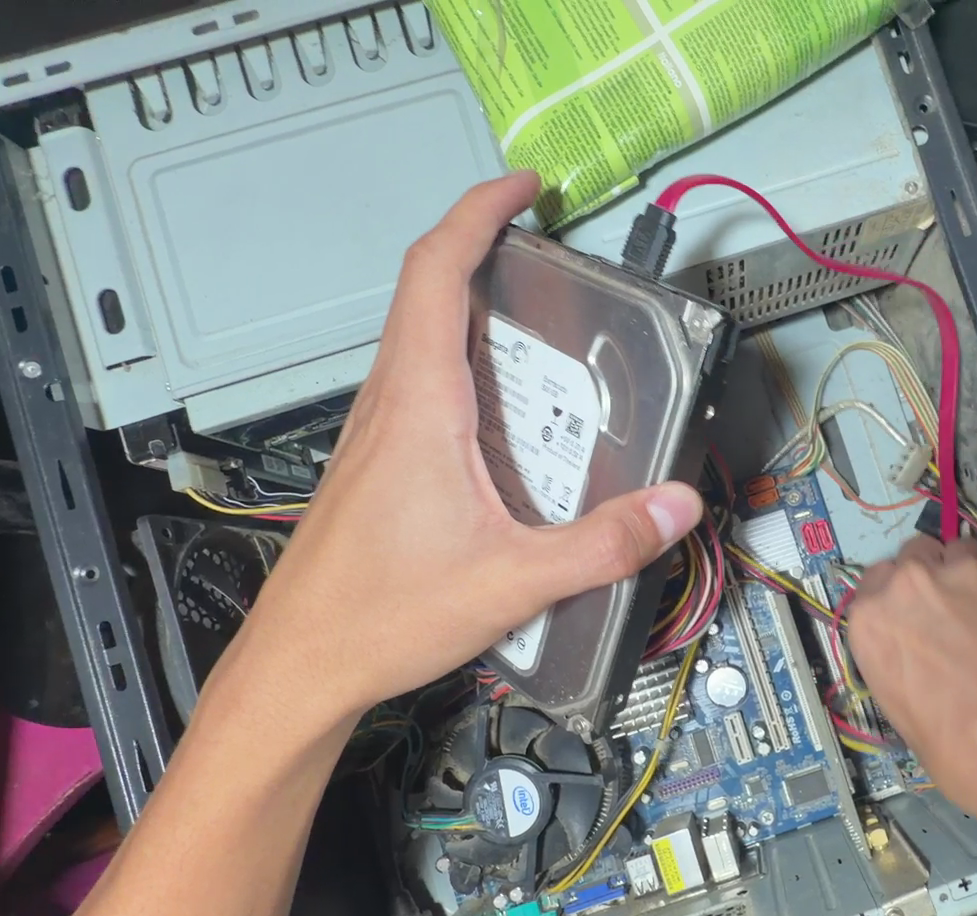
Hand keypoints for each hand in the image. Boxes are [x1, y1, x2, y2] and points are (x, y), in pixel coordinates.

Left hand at [208, 173, 702, 723]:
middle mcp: (392, 407)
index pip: (436, 273)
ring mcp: (381, 435)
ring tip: (543, 331)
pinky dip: (466, 368)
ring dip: (474, 312)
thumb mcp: (513, 580)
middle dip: (485, 254)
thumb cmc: (381, 616)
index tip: (523, 190)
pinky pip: (423, 388)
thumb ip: (602, 544)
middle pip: (428, 294)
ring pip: (422, 340)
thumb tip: (674, 506)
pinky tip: (508, 420)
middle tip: (550, 261)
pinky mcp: (384, 466)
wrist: (301, 664)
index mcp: (419, 407)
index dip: (478, 214)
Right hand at [845, 536, 976, 842]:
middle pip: (913, 555)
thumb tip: (927, 668)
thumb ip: (908, 670)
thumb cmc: (966, 756)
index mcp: (872, 622)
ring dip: (968, 577)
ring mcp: (968, 575)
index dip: (893, 601)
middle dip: (928, 577)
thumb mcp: (908, 721)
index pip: (872, 584)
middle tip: (950, 615)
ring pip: (961, 553)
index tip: (910, 619)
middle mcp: (912, 586)